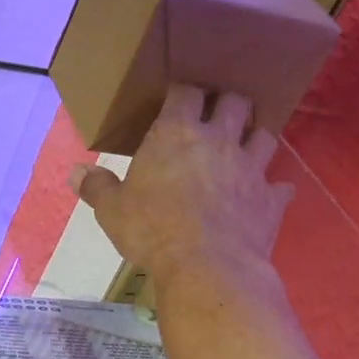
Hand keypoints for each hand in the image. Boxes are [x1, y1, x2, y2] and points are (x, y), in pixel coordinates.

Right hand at [75, 85, 293, 291]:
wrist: (207, 267)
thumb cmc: (151, 229)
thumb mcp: (112, 210)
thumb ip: (96, 187)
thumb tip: (77, 172)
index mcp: (176, 133)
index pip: (186, 92)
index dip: (183, 92)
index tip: (176, 99)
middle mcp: (218, 140)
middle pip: (235, 102)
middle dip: (228, 104)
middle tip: (216, 116)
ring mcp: (251, 168)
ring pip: (265, 135)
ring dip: (255, 137)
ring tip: (243, 147)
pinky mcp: (271, 199)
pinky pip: (281, 186)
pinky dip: (274, 188)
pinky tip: (266, 195)